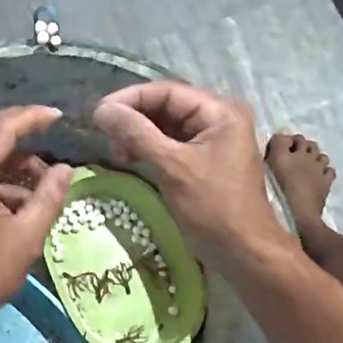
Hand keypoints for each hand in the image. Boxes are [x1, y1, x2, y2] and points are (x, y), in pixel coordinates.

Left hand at [0, 107, 72, 332]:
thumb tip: (67, 169)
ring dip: (9, 154)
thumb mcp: (27, 237)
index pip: (0, 129)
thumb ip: (49, 197)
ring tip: (42, 175)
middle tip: (49, 130)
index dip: (31, 117)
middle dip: (17, 126)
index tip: (59, 116)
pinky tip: (21, 198)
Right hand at [92, 81, 283, 262]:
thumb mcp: (172, 167)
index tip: (99, 113)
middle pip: (166, 106)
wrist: (243, 251)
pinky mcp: (204, 160)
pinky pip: (171, 144)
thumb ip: (137, 133)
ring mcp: (212, 140)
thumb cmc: (212, 207)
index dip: (131, 98)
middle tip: (105, 137)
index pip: (167, 92)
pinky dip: (149, 148)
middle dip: (133, 118)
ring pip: (166, 125)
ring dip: (138, 135)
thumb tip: (102, 110)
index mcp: (219, 112)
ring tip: (116, 152)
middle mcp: (218, 118)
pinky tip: (130, 159)